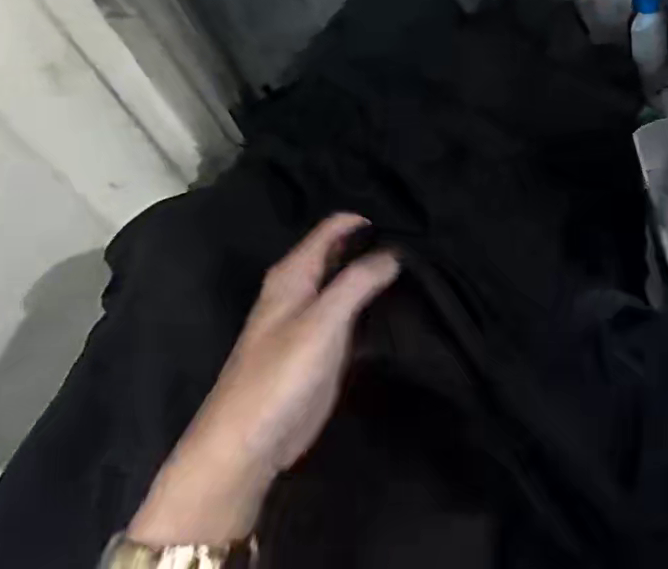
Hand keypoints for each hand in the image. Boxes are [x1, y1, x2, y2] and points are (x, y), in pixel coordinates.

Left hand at [127, 213, 399, 547]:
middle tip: (420, 247)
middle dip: (375, 246)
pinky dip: (373, 305)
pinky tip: (400, 305)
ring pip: (349, 282)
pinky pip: (353, 312)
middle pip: (342, 252)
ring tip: (420, 270)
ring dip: (376, 275)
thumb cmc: (279, 376)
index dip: (367, 222)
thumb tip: (393, 253)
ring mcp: (312, 318)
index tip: (407, 225)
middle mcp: (301, 287)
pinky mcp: (323, 346)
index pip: (334, 227)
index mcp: (293, 273)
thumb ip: (358, 281)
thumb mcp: (322, 321)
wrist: (247, 445)